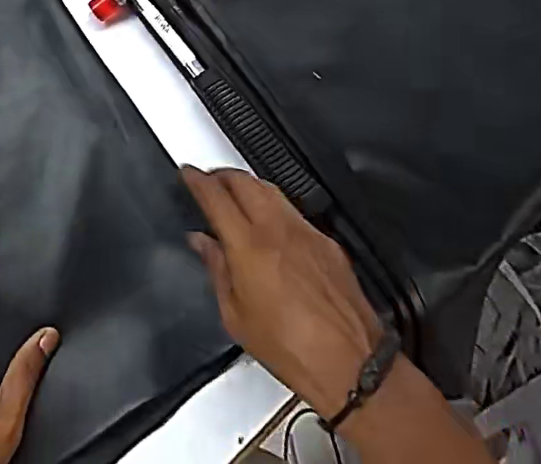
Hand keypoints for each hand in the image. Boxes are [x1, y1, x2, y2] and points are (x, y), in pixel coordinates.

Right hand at [179, 166, 381, 418]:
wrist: (352, 367)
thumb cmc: (295, 350)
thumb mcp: (236, 316)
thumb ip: (216, 269)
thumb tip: (203, 244)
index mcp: (248, 246)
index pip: (215, 195)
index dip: (197, 179)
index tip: (189, 174)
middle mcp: (277, 230)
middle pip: (243, 180)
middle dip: (220, 174)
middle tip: (209, 180)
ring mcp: (305, 232)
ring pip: (270, 188)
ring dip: (247, 184)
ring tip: (235, 193)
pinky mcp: (326, 242)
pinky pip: (293, 210)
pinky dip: (273, 205)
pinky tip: (270, 222)